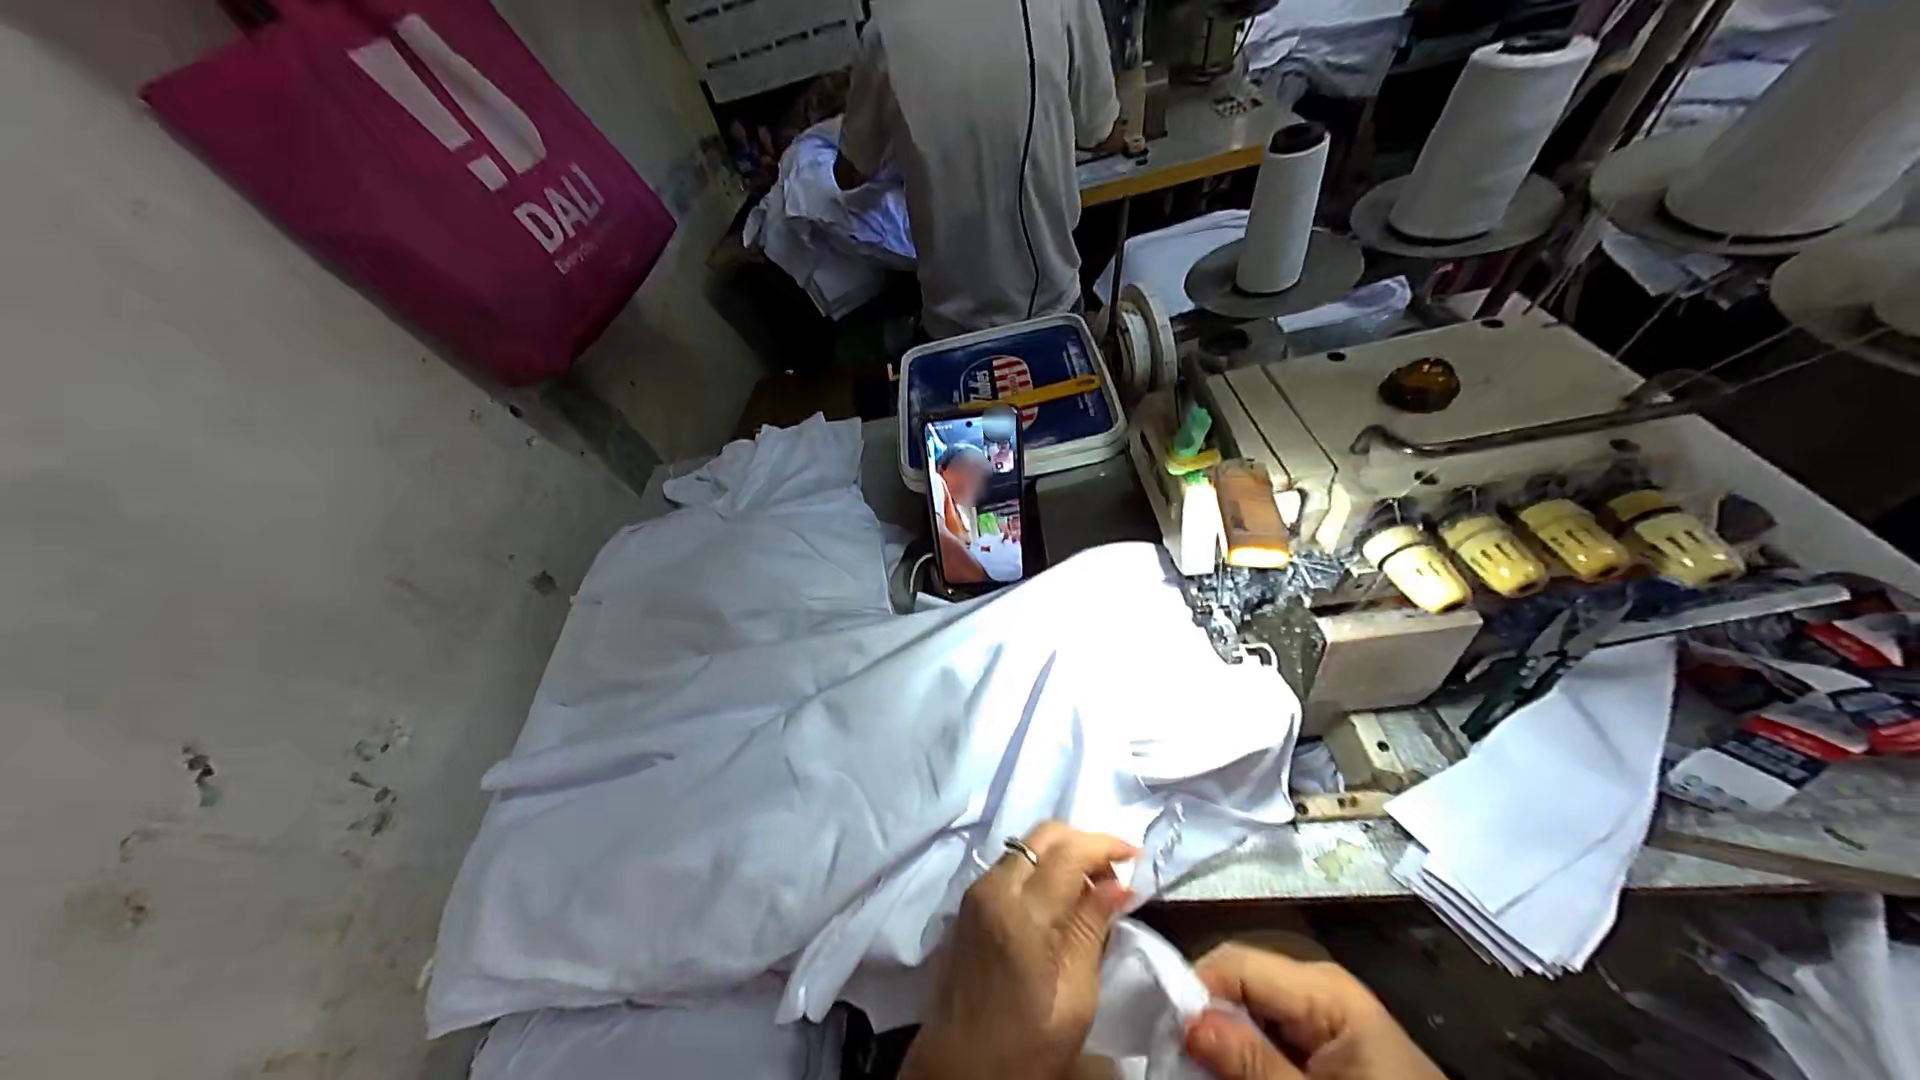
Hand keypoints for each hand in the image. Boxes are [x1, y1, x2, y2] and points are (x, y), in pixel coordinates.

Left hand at [901, 824, 1137, 1079]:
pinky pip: (1012, 863)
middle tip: (1114, 872)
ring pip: (1026, 844)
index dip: (1106, 845)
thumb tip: (1119, 884)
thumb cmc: (1023, 1047)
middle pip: (1044, 834)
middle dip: (1084, 842)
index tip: (1136, 856)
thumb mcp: (1075, 1000)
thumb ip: (1092, 929)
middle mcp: (994, 887)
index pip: (1069, 853)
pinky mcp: (969, 900)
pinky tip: (1060, 896)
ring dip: (1062, 851)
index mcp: (1022, 914)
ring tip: (1092, 886)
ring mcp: (977, 890)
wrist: (956, 1067)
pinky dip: (1041, 865)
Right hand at [1184, 945, 1443, 1079]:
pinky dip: (1251, 1048)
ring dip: (1226, 1034)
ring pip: (1251, 1004)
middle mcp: (1319, 984)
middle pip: (1240, 979)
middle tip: (1181, 1055)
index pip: (1234, 961)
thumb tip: (1187, 1019)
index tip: (1167, 1031)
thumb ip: (1251, 1060)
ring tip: (1206, 1065)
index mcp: (1322, 986)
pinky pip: (1273, 1028)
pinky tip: (1238, 1070)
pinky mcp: (1328, 1038)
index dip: (1196, 990)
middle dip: (1209, 1014)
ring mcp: (1325, 1011)